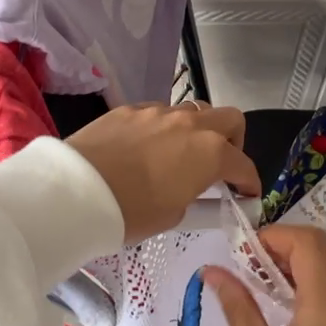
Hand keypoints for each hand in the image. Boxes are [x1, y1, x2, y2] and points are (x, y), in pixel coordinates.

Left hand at [65, 101, 260, 244]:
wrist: (76, 189)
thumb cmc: (131, 211)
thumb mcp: (172, 216)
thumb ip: (194, 199)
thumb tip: (194, 192)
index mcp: (211, 153)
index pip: (243, 165)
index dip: (249, 182)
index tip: (247, 194)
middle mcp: (191, 124)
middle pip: (229, 119)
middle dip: (233, 141)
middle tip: (220, 164)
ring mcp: (160, 112)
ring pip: (193, 111)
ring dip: (197, 130)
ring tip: (181, 154)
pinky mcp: (131, 109)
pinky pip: (159, 113)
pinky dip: (164, 128)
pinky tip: (147, 148)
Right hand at [206, 224, 325, 325]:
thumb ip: (238, 309)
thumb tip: (212, 271)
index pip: (307, 242)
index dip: (274, 236)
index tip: (242, 253)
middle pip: (319, 248)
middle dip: (282, 245)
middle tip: (247, 265)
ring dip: (293, 263)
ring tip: (257, 284)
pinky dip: (305, 281)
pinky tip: (279, 305)